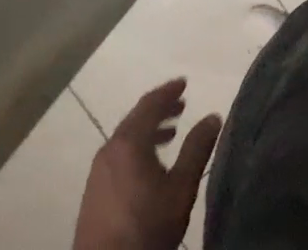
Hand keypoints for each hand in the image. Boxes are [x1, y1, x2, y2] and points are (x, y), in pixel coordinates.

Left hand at [73, 79, 222, 249]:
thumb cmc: (147, 226)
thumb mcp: (181, 188)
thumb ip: (197, 149)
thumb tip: (213, 116)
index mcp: (129, 142)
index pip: (149, 104)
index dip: (168, 91)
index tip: (185, 82)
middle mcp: (109, 149)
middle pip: (135, 118)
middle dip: (159, 109)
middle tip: (182, 104)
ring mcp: (98, 170)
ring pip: (126, 137)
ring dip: (148, 129)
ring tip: (171, 133)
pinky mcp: (94, 189)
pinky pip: (118, 153)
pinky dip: (137, 146)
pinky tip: (150, 163)